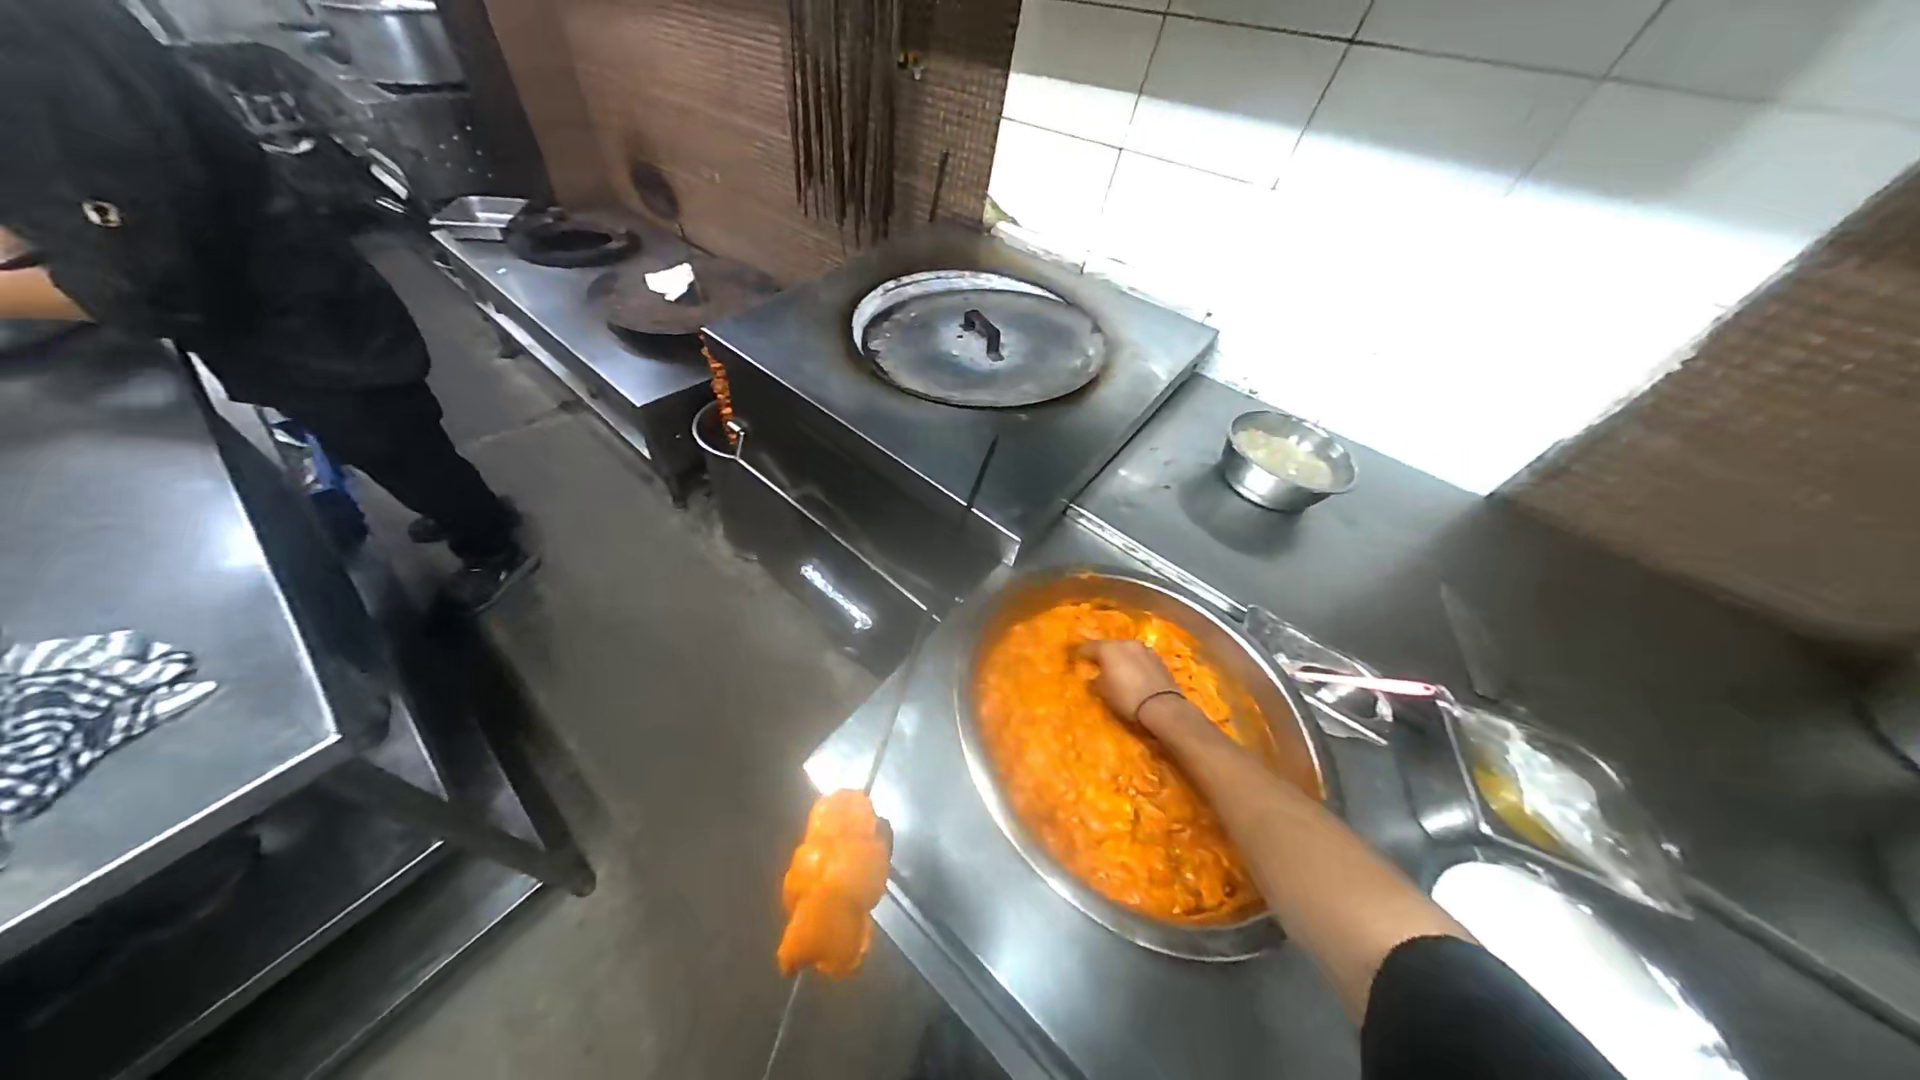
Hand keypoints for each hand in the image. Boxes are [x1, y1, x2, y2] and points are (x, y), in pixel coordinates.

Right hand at [1076, 639, 1179, 722]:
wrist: (1162, 707)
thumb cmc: (1126, 698)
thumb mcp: (1103, 692)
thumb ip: (1096, 679)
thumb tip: (1096, 676)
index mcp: (1108, 649)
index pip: (1088, 647)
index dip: (1080, 654)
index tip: (1076, 659)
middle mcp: (1126, 643)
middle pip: (1109, 646)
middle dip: (1103, 655)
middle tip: (1098, 665)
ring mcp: (1145, 649)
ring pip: (1127, 651)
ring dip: (1121, 658)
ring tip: (1119, 670)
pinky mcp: (1159, 659)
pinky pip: (1140, 658)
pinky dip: (1135, 664)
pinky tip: (1135, 675)